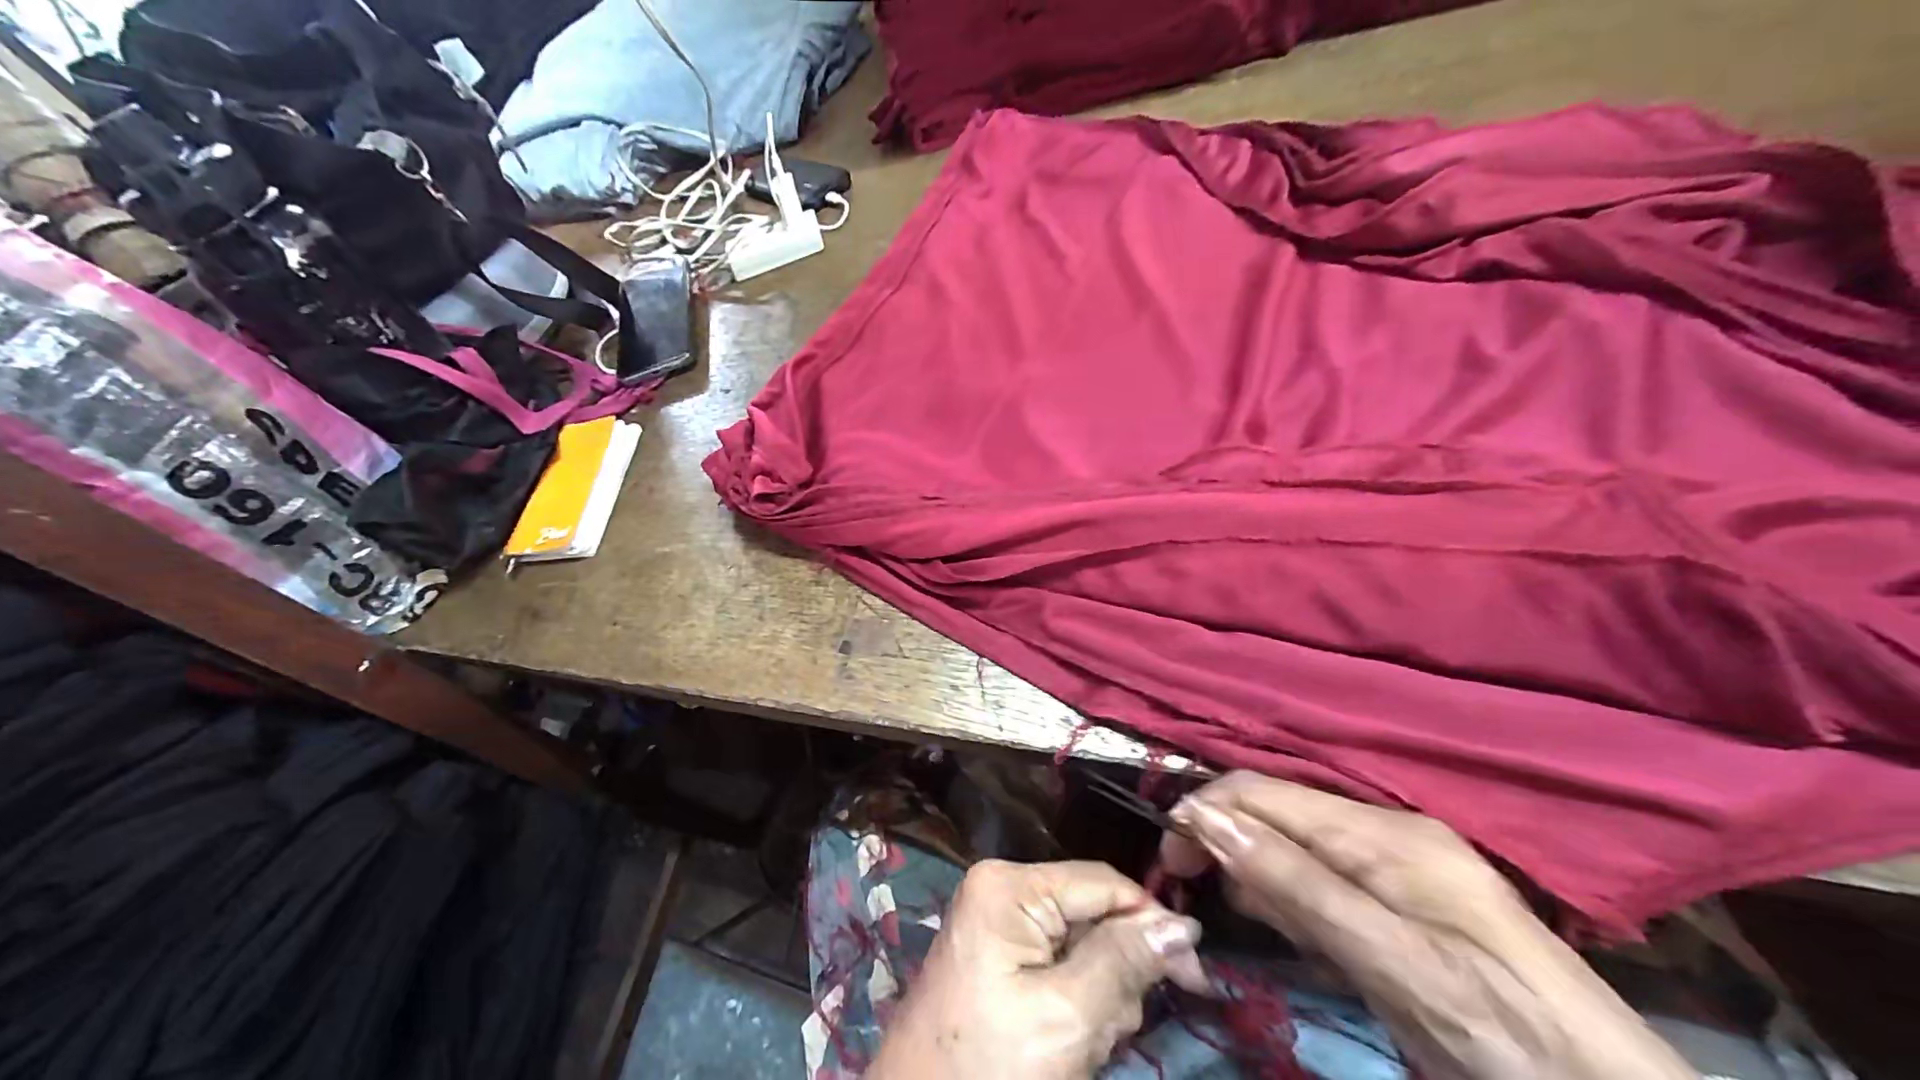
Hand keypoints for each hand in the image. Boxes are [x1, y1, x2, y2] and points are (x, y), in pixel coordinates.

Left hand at [868, 859, 1208, 1079]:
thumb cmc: (990, 1066)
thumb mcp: (1067, 1016)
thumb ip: (1124, 962)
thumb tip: (1183, 923)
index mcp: (1011, 886)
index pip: (1104, 883)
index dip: (1153, 924)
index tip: (1196, 976)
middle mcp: (1004, 889)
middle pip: (1095, 914)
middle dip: (1116, 973)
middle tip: (1104, 1028)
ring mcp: (999, 922)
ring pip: (1085, 945)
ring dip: (1099, 996)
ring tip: (1080, 1040)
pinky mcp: (1001, 954)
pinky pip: (1061, 965)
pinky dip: (1077, 1002)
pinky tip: (1066, 1038)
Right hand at [1162, 773, 1695, 1079]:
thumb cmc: (1505, 1035)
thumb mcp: (1392, 961)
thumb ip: (1295, 885)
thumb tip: (1204, 815)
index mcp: (1384, 834)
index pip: (1265, 793)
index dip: (1206, 813)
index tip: (1167, 860)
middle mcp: (1385, 834)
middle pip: (1276, 814)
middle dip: (1226, 843)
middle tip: (1194, 896)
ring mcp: (1397, 870)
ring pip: (1293, 848)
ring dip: (1256, 876)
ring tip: (1248, 923)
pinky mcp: (1402, 906)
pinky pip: (1321, 883)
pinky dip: (1291, 901)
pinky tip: (1292, 932)